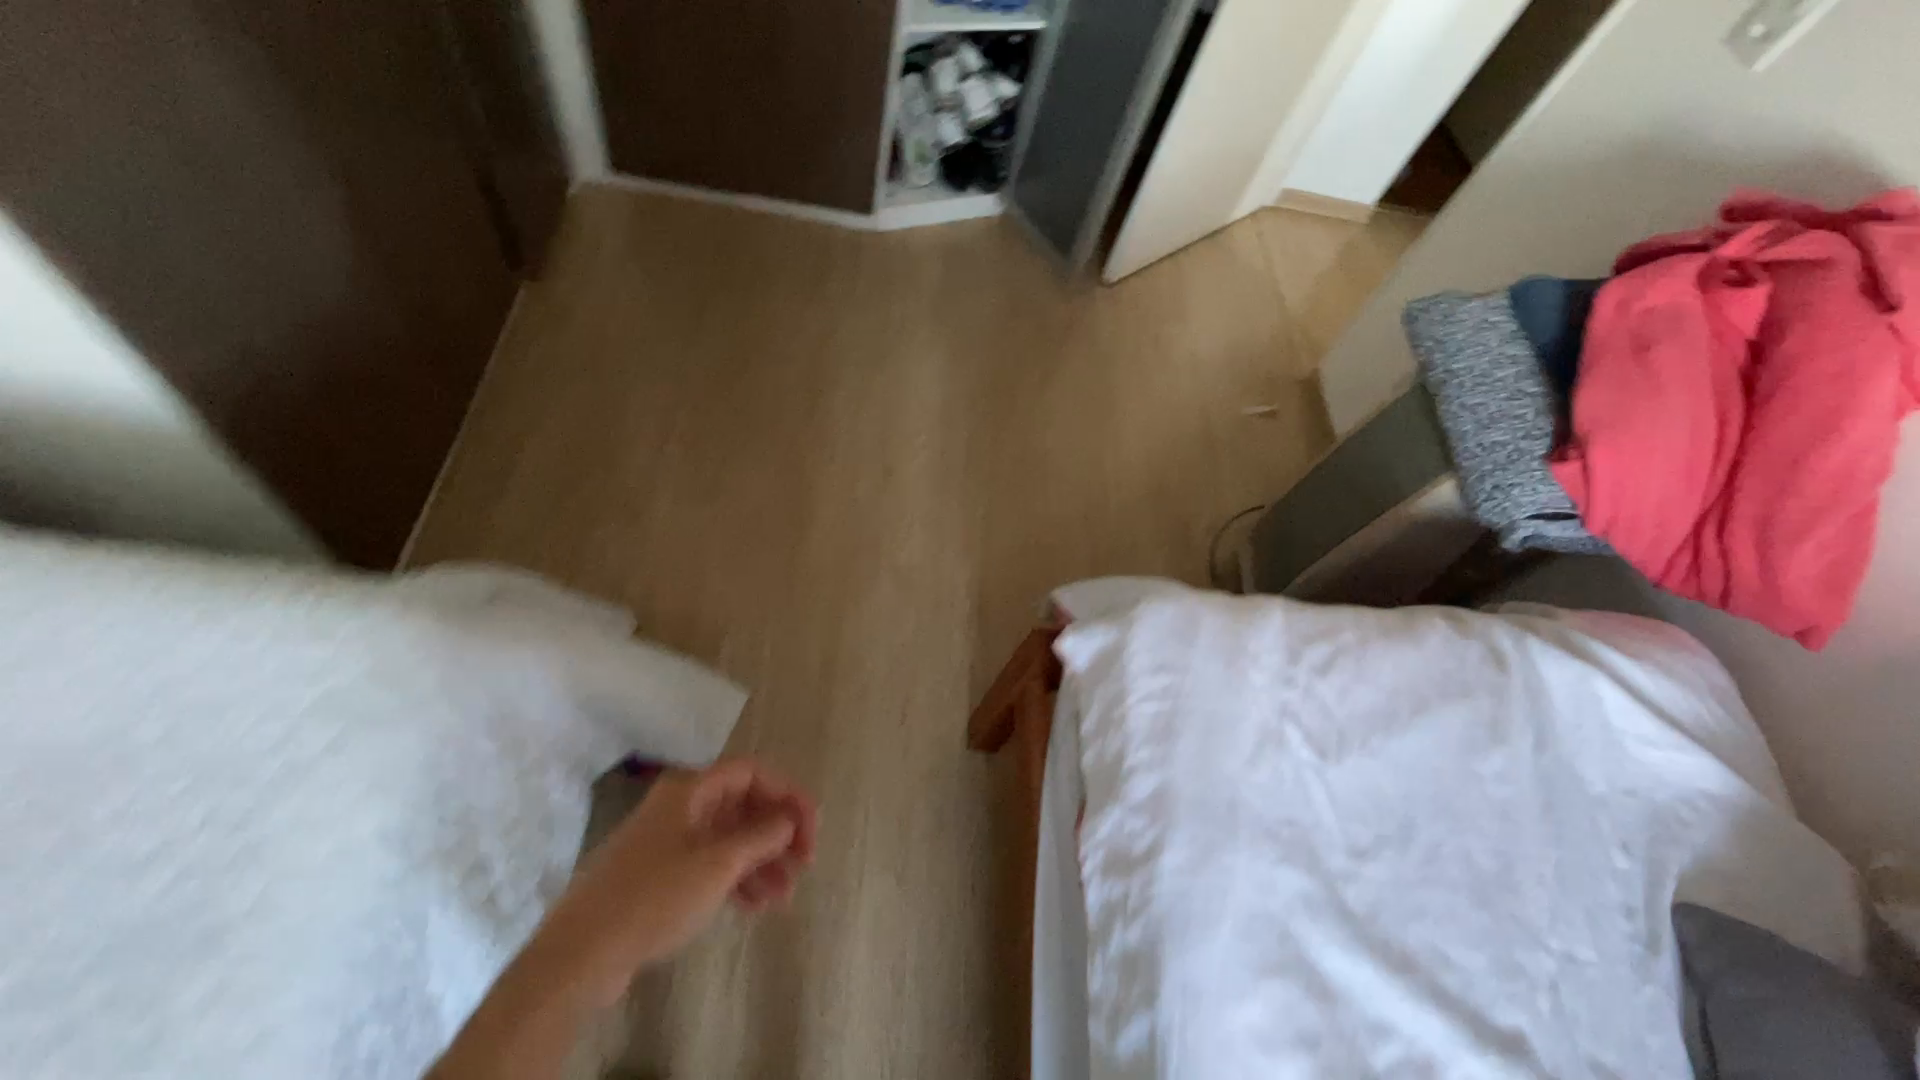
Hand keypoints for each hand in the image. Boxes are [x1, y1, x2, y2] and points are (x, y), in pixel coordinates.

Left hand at [531, 760, 817, 1006]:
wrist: (582, 953)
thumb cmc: (654, 897)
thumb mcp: (717, 864)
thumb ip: (761, 836)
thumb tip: (788, 819)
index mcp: (691, 791)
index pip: (752, 773)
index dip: (787, 794)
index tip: (811, 829)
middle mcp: (681, 808)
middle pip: (743, 806)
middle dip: (778, 834)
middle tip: (804, 866)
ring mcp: (669, 842)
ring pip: (730, 839)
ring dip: (762, 862)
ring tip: (783, 897)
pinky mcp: (661, 876)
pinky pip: (711, 865)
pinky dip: (737, 879)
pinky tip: (756, 906)